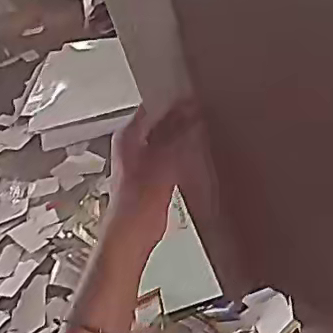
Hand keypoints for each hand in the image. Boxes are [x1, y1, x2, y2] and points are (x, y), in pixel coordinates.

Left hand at [104, 102, 198, 251]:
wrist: (132, 234)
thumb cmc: (134, 204)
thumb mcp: (161, 162)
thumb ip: (177, 136)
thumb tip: (192, 114)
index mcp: (127, 136)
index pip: (153, 106)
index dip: (173, 101)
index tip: (194, 98)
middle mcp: (132, 145)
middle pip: (162, 121)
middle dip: (182, 117)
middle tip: (205, 112)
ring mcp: (143, 160)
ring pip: (169, 137)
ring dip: (184, 135)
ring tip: (204, 129)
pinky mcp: (155, 175)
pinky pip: (174, 154)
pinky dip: (186, 152)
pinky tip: (199, 153)